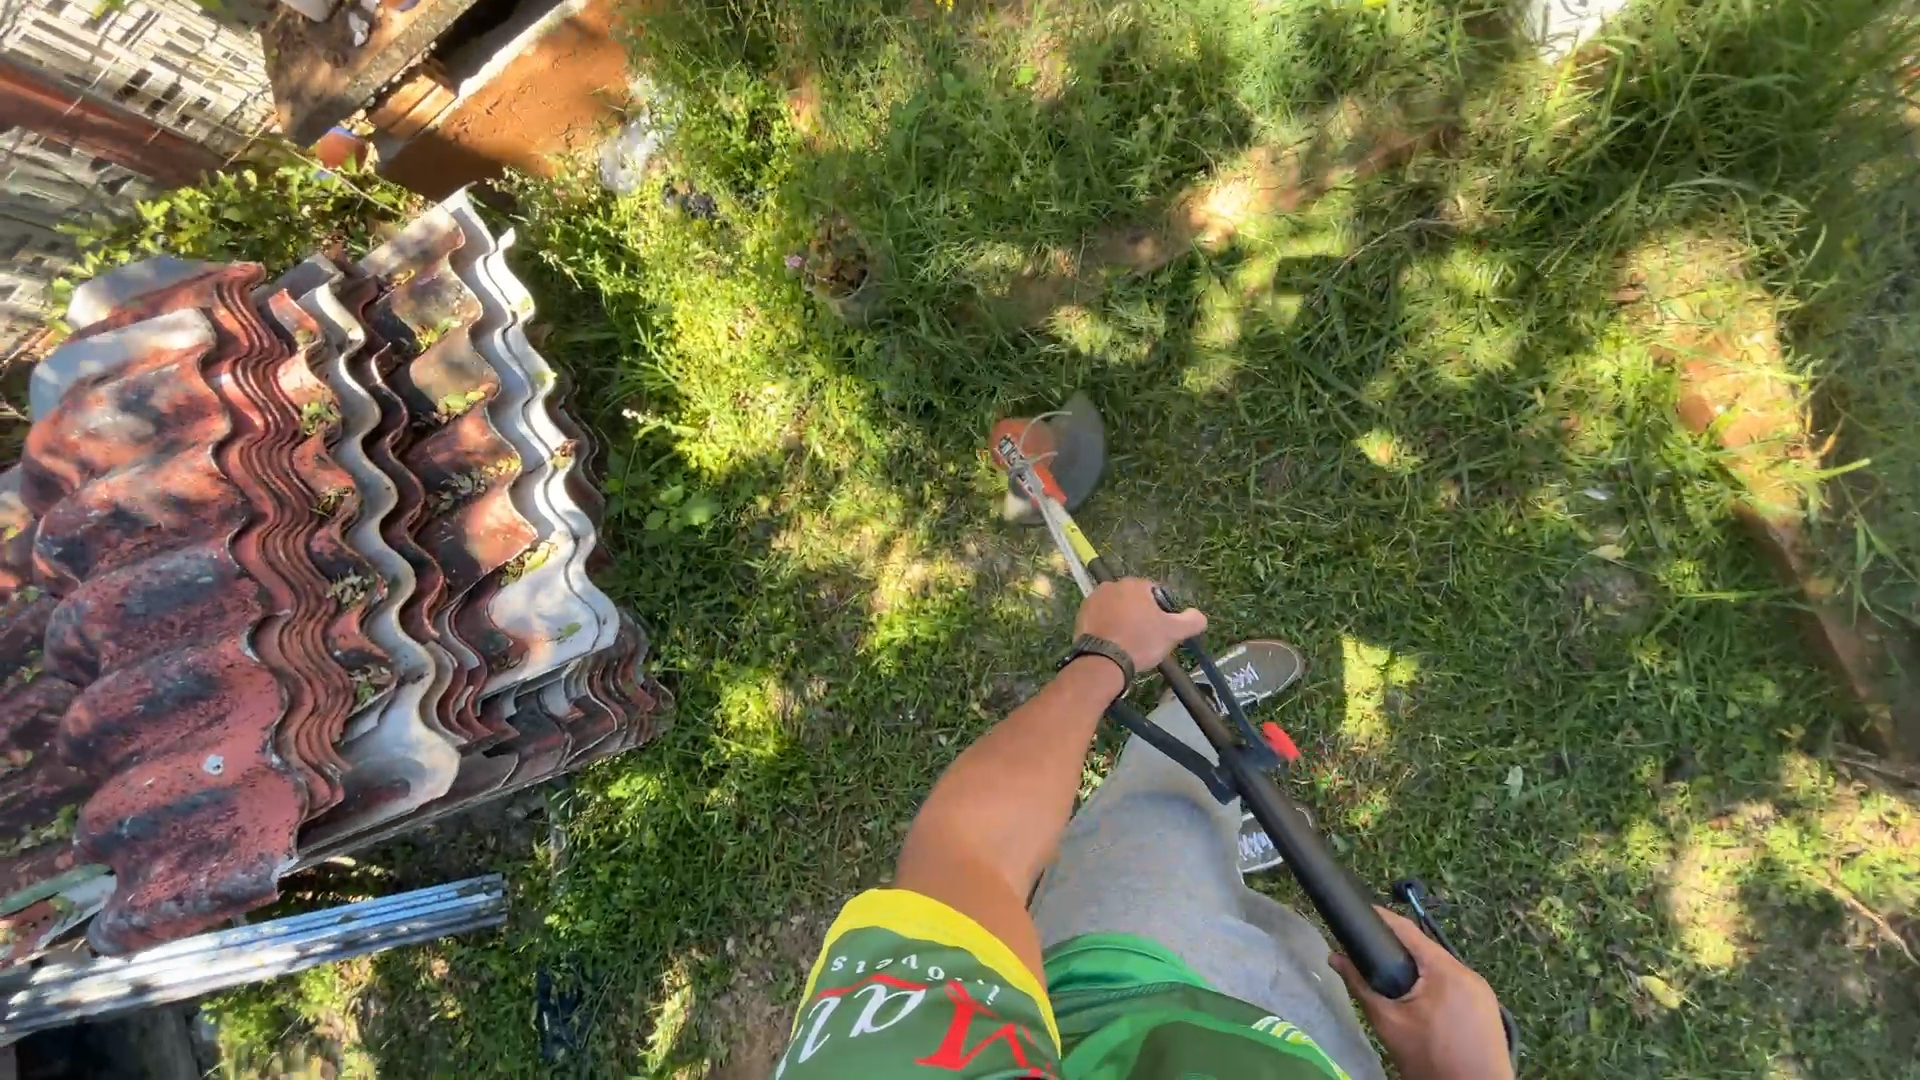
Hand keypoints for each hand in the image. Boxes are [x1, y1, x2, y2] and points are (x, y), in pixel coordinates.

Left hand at [1074, 578, 1206, 669]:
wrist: (1102, 661)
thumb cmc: (1140, 642)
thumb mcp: (1173, 632)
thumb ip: (1191, 621)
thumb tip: (1199, 615)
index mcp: (1135, 584)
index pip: (1155, 593)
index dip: (1162, 612)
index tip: (1161, 630)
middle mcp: (1111, 585)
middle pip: (1134, 600)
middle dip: (1141, 615)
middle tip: (1146, 639)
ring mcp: (1093, 599)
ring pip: (1116, 608)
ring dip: (1123, 620)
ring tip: (1128, 643)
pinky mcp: (1081, 615)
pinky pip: (1101, 618)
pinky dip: (1108, 627)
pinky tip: (1113, 643)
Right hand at [1330, 907, 1512, 1079]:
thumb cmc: (1429, 1059)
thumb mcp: (1387, 1021)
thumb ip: (1360, 984)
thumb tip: (1334, 957)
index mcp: (1447, 971)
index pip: (1408, 930)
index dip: (1381, 918)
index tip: (1358, 913)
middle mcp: (1469, 974)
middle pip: (1425, 948)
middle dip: (1397, 947)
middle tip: (1367, 949)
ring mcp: (1482, 993)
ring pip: (1440, 966)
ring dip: (1415, 966)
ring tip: (1387, 971)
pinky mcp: (1488, 1009)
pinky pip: (1454, 983)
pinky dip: (1432, 982)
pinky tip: (1415, 993)